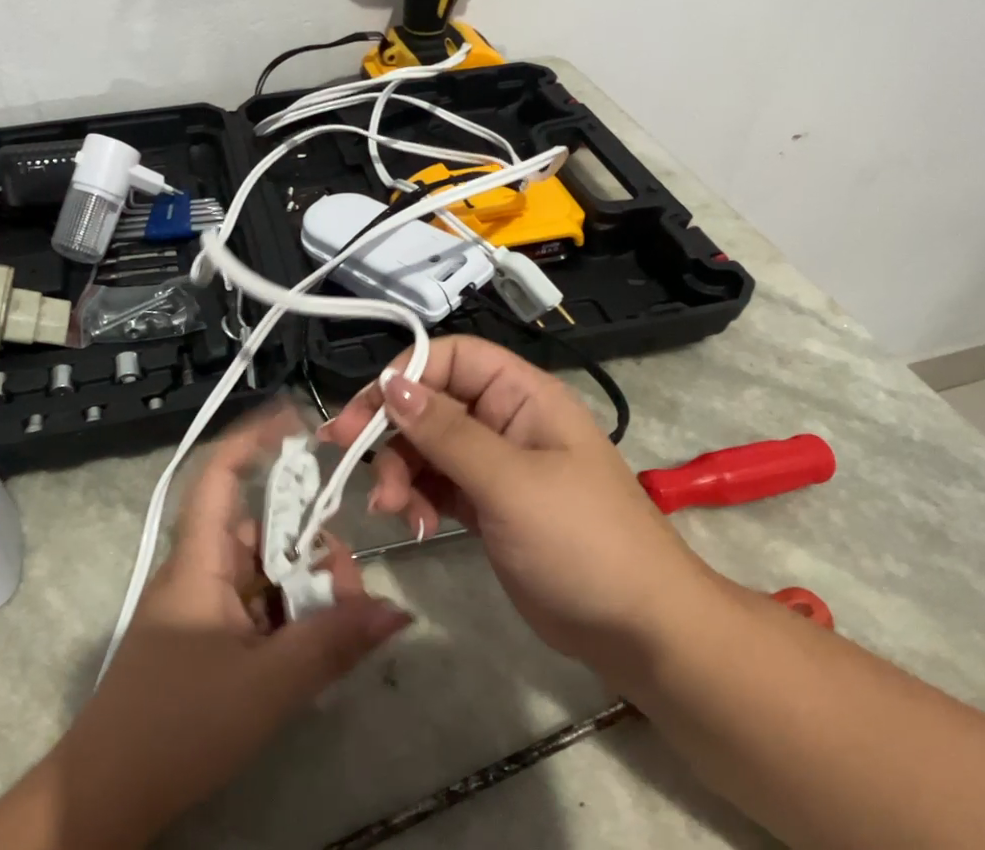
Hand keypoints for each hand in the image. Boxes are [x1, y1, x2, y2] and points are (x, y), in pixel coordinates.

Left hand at [47, 405, 413, 845]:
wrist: (106, 795)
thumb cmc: (177, 725)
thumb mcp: (267, 684)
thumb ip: (334, 644)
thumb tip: (399, 611)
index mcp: (200, 565)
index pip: (221, 477)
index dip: (255, 440)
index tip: (299, 420)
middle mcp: (200, 577)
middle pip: (262, 533)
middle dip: (312, 548)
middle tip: (351, 594)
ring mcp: (201, 614)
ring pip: (265, 577)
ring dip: (306, 591)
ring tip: (342, 627)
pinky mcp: (205, 647)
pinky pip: (258, 613)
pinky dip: (290, 621)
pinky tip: (318, 650)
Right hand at [318, 336, 714, 665]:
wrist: (636, 626)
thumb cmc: (582, 540)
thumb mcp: (510, 482)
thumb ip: (447, 433)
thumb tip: (390, 384)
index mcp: (524, 396)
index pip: (453, 359)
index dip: (406, 375)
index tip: (364, 412)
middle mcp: (507, 422)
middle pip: (431, 405)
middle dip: (392, 433)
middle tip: (348, 460)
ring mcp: (496, 467)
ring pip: (427, 448)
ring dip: (401, 473)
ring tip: (396, 510)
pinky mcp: (488, 507)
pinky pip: (438, 486)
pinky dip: (419, 499)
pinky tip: (417, 524)